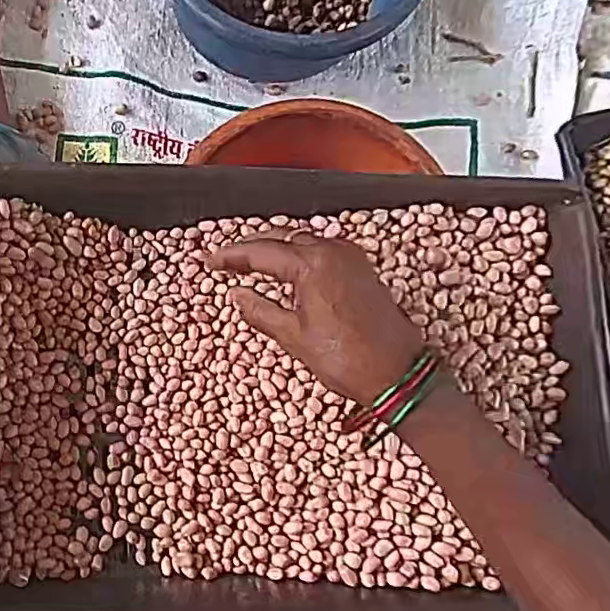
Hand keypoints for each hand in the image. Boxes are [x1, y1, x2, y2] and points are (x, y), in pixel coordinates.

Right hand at [206, 232, 424, 406]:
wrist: (398, 373)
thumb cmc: (349, 359)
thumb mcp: (292, 336)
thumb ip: (259, 310)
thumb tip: (238, 295)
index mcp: (312, 264)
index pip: (260, 251)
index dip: (231, 256)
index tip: (211, 260)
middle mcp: (333, 252)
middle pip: (280, 237)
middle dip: (250, 247)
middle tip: (225, 259)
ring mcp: (350, 258)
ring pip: (301, 240)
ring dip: (273, 248)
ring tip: (249, 262)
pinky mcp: (360, 270)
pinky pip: (320, 249)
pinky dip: (296, 254)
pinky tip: (284, 268)